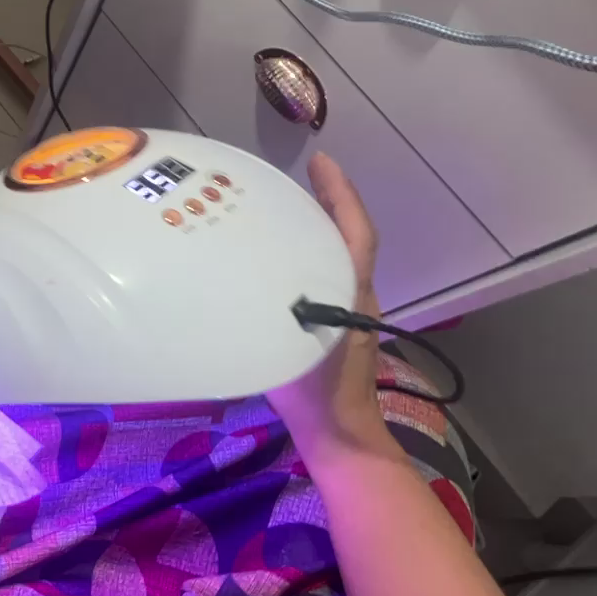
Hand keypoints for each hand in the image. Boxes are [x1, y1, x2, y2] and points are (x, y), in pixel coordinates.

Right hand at [267, 154, 395, 457]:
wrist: (338, 434)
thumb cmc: (316, 393)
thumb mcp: (290, 346)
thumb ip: (273, 311)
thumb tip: (241, 275)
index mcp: (351, 293)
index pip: (354, 232)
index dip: (341, 194)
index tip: (320, 161)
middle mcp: (354, 294)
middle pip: (345, 236)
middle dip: (325, 203)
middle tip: (289, 181)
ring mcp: (346, 311)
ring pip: (334, 256)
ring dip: (315, 229)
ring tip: (275, 213)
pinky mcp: (333, 325)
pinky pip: (321, 275)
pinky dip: (304, 256)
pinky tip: (270, 262)